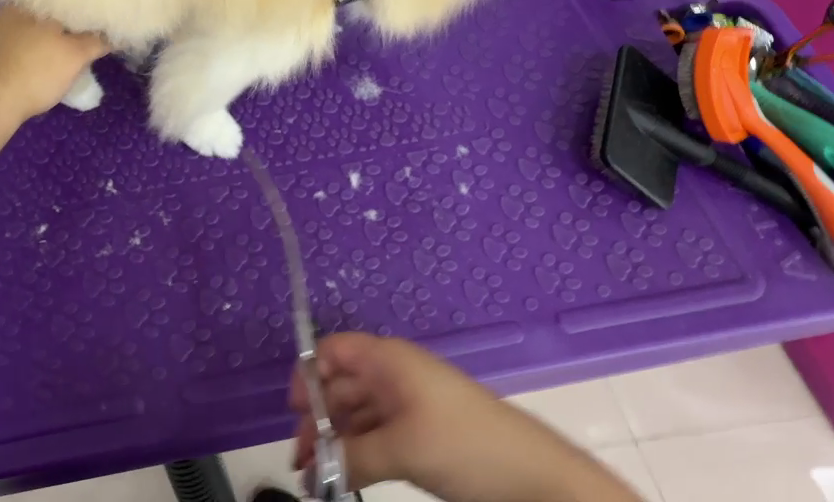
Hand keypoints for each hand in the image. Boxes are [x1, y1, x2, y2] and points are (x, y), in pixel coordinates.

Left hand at [0, 7, 107, 123]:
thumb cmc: (37, 71)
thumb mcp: (75, 56)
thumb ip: (97, 41)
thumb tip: (114, 34)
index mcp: (32, 2)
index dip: (86, 5)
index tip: (101, 17)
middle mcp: (13, 10)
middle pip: (50, 12)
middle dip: (70, 22)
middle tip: (91, 33)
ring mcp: (0, 31)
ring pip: (36, 28)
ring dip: (53, 37)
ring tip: (73, 48)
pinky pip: (24, 44)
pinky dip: (38, 49)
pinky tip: (48, 61)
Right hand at [290, 333, 642, 501]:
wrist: (539, 482)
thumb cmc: (466, 446)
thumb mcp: (403, 449)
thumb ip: (352, 456)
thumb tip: (314, 472)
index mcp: (388, 360)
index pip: (332, 351)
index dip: (307, 375)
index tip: (294, 414)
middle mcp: (394, 376)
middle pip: (339, 386)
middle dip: (317, 420)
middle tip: (301, 462)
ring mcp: (409, 408)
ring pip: (356, 416)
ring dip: (334, 443)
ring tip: (316, 479)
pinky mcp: (421, 437)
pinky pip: (376, 438)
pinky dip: (357, 456)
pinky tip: (343, 479)